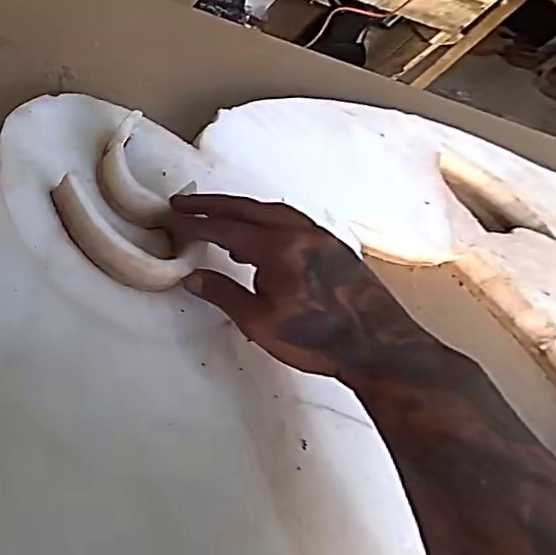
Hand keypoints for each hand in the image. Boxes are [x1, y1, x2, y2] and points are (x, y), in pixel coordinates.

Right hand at [167, 194, 450, 383]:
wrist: (383, 351)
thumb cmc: (320, 339)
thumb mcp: (258, 321)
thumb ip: (223, 294)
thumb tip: (194, 278)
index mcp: (280, 249)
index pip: (225, 228)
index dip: (194, 224)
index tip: (173, 220)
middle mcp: (302, 235)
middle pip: (248, 209)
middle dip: (212, 204)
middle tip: (184, 203)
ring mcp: (322, 239)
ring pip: (272, 211)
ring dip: (240, 209)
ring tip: (216, 214)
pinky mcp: (334, 249)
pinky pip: (291, 221)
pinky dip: (265, 219)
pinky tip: (257, 235)